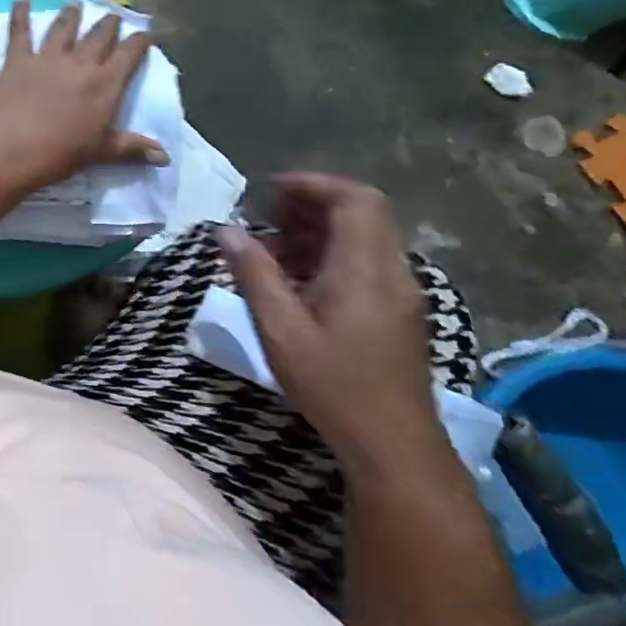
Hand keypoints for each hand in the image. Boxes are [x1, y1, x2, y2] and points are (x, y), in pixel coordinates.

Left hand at [0, 0, 168, 193]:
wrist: (6, 149)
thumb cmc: (57, 155)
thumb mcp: (99, 153)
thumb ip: (131, 148)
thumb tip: (165, 157)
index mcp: (105, 84)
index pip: (129, 55)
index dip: (139, 41)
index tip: (146, 33)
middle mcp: (80, 63)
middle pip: (98, 37)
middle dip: (108, 25)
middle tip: (113, 15)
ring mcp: (47, 58)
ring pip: (64, 29)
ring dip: (71, 16)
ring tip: (76, 4)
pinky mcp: (16, 60)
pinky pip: (19, 31)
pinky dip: (20, 13)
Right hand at [215, 173, 443, 474]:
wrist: (391, 441)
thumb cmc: (331, 384)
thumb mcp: (279, 329)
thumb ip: (254, 274)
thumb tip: (226, 231)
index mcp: (365, 271)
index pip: (356, 201)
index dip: (314, 184)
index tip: (270, 191)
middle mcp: (391, 272)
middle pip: (363, 212)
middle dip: (311, 203)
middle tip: (265, 215)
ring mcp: (399, 291)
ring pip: (364, 235)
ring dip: (317, 228)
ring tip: (271, 245)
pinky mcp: (395, 308)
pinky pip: (364, 259)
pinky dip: (328, 251)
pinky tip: (293, 274)